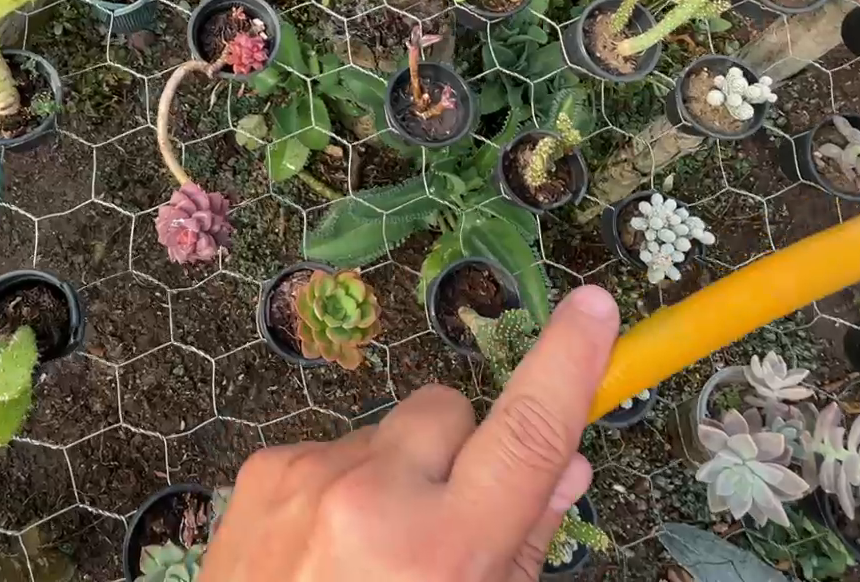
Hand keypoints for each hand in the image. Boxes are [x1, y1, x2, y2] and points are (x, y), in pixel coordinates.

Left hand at [201, 287, 621, 580]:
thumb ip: (520, 547)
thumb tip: (567, 464)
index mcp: (439, 553)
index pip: (525, 436)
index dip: (568, 364)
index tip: (594, 306)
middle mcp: (371, 495)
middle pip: (447, 409)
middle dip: (458, 452)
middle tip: (439, 523)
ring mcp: (310, 471)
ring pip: (388, 430)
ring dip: (395, 472)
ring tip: (368, 549)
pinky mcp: (264, 465)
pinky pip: (333, 448)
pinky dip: (342, 485)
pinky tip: (318, 549)